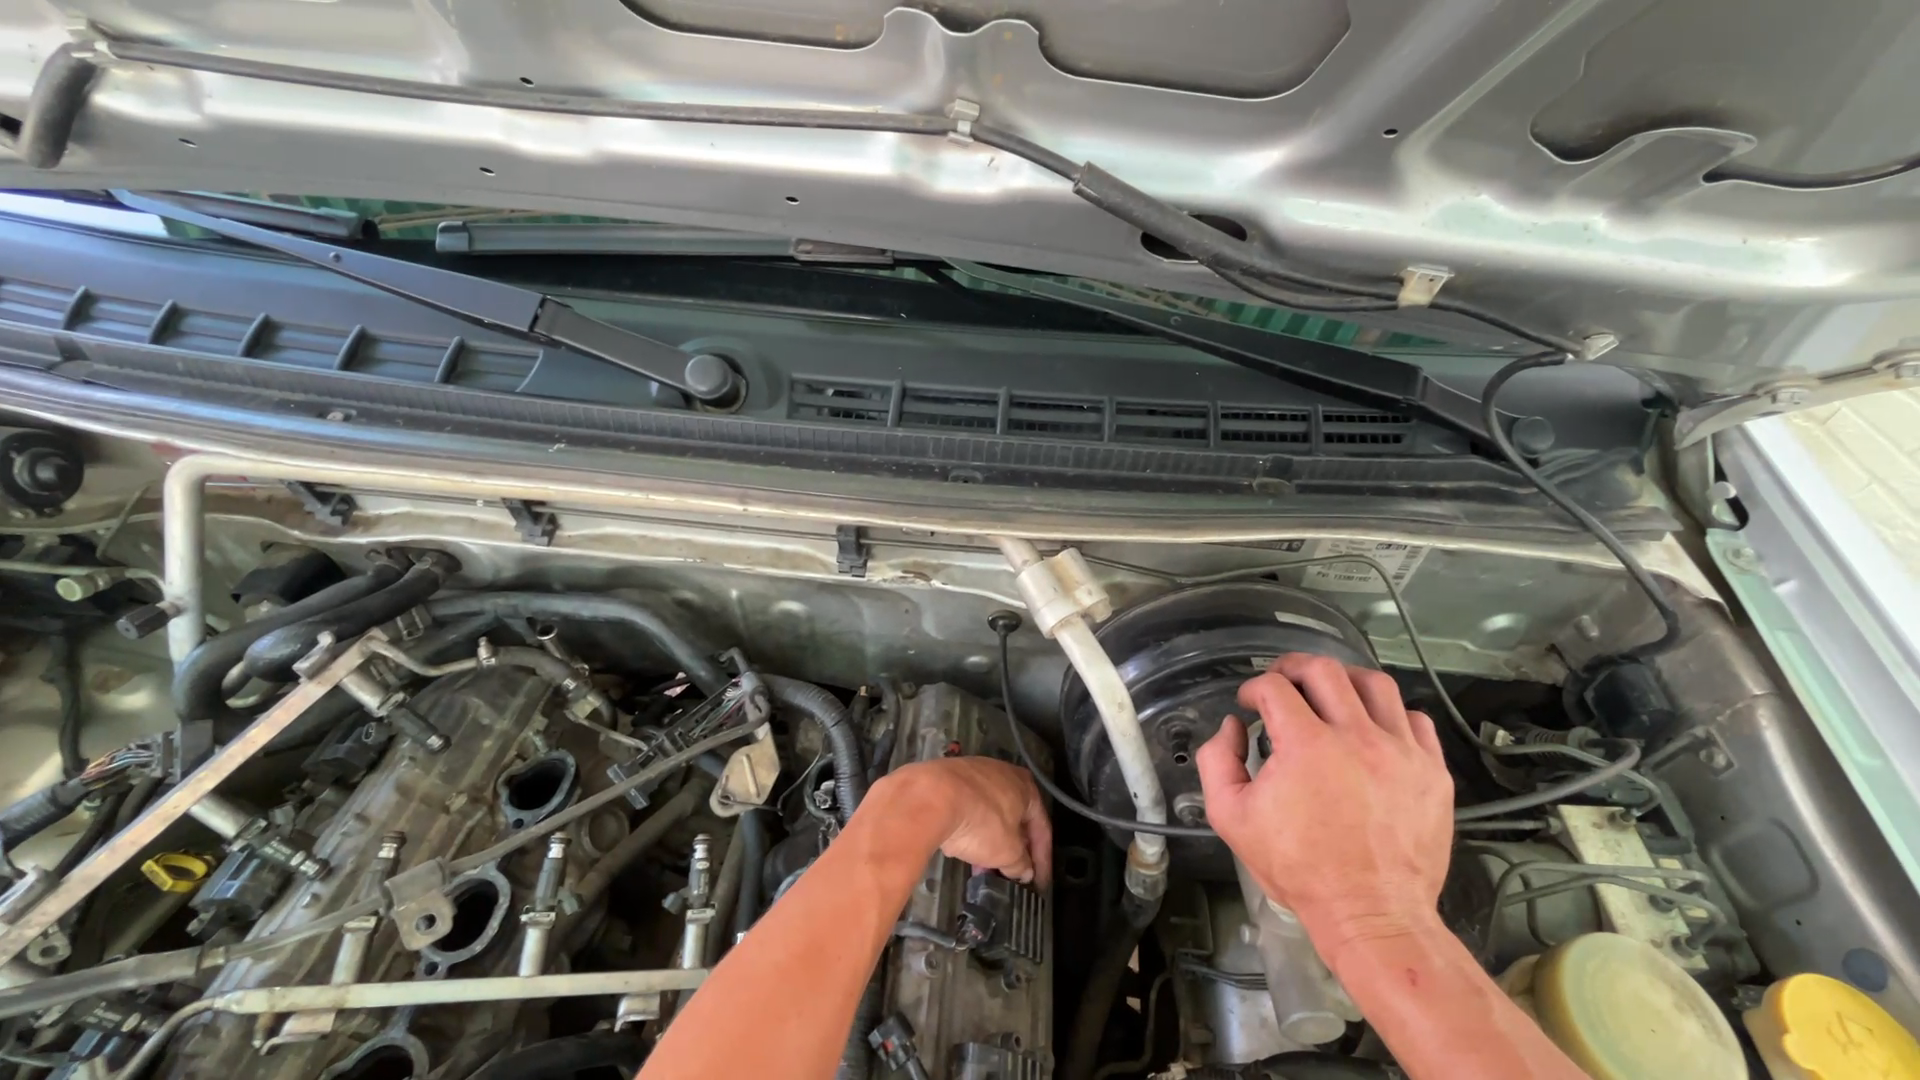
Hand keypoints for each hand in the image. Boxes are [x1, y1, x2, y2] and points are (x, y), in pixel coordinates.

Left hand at [868, 757, 1052, 885]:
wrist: (931, 796)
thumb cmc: (981, 821)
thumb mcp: (1007, 852)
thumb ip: (1020, 863)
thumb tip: (1024, 870)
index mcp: (1025, 786)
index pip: (1041, 827)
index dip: (1041, 859)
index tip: (1038, 882)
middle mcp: (1002, 773)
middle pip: (1013, 817)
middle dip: (1012, 848)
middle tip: (1009, 873)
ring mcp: (973, 772)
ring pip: (988, 812)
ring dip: (988, 841)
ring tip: (980, 867)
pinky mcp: (947, 777)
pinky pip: (966, 806)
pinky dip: (968, 827)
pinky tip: (959, 846)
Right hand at [1196, 654, 1452, 952]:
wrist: (1371, 913)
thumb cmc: (1297, 867)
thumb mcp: (1231, 818)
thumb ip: (1217, 761)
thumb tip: (1232, 726)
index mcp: (1305, 745)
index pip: (1274, 687)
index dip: (1253, 687)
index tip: (1248, 703)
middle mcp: (1356, 736)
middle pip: (1324, 670)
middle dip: (1293, 667)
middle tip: (1282, 682)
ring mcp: (1401, 751)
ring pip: (1375, 684)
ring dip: (1343, 680)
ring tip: (1329, 695)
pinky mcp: (1432, 771)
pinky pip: (1414, 719)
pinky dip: (1389, 714)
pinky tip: (1372, 728)